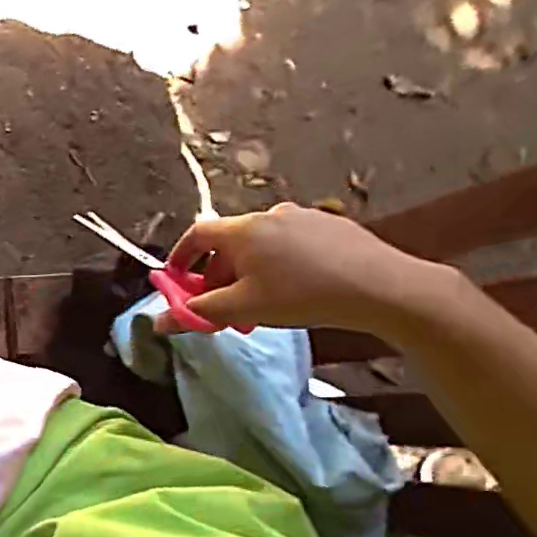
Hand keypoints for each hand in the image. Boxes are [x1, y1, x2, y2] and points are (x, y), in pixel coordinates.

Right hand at [153, 202, 464, 338]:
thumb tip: (159, 322)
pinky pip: (287, 244)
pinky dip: (274, 265)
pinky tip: (290, 291)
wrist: (377, 286)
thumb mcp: (241, 309)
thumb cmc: (301, 296)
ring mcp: (302, 217)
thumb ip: (197, 314)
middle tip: (217, 305)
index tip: (176, 281)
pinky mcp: (329, 226)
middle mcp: (270, 214)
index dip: (180, 258)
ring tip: (255, 303)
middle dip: (215, 274)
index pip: (197, 234)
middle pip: (228, 241)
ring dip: (245, 272)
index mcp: (244, 230)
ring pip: (259, 245)